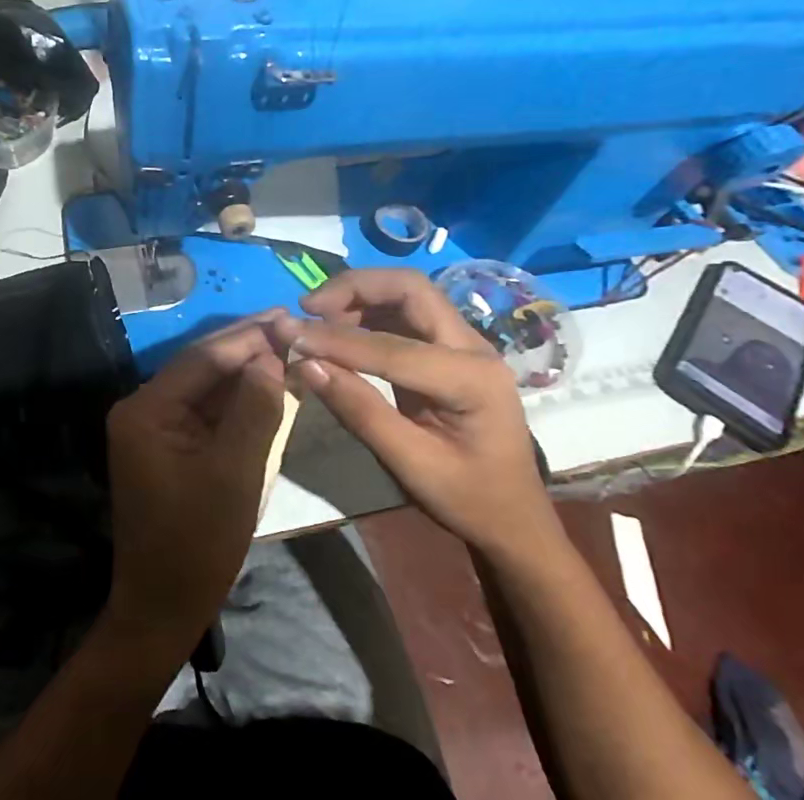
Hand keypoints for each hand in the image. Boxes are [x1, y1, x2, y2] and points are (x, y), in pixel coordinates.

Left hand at [104, 310, 288, 638]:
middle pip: (204, 366)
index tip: (290, 317)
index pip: (204, 358)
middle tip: (294, 324)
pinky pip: (209, 410)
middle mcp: (145, 409)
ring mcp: (157, 428)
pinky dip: (240, 399)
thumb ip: (254, 409)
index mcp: (147, 410)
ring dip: (248, 370)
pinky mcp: (172, 446)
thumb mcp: (234, 471)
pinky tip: (270, 384)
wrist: (165, 605)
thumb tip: (271, 358)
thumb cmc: (197, 541)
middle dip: (249, 347)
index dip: (249, 336)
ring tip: (290, 346)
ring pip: (209, 386)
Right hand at [273, 270, 561, 559]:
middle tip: (308, 306)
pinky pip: (410, 316)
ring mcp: (468, 344)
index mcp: (472, 379)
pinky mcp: (454, 350)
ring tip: (319, 316)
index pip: (392, 346)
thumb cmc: (469, 498)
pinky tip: (344, 330)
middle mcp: (475, 347)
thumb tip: (307, 365)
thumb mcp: (412, 465)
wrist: (514, 514)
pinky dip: (372, 314)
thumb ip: (361, 412)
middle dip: (356, 288)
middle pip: (412, 290)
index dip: (336, 339)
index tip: (289, 333)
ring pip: (411, 295)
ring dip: (363, 296)